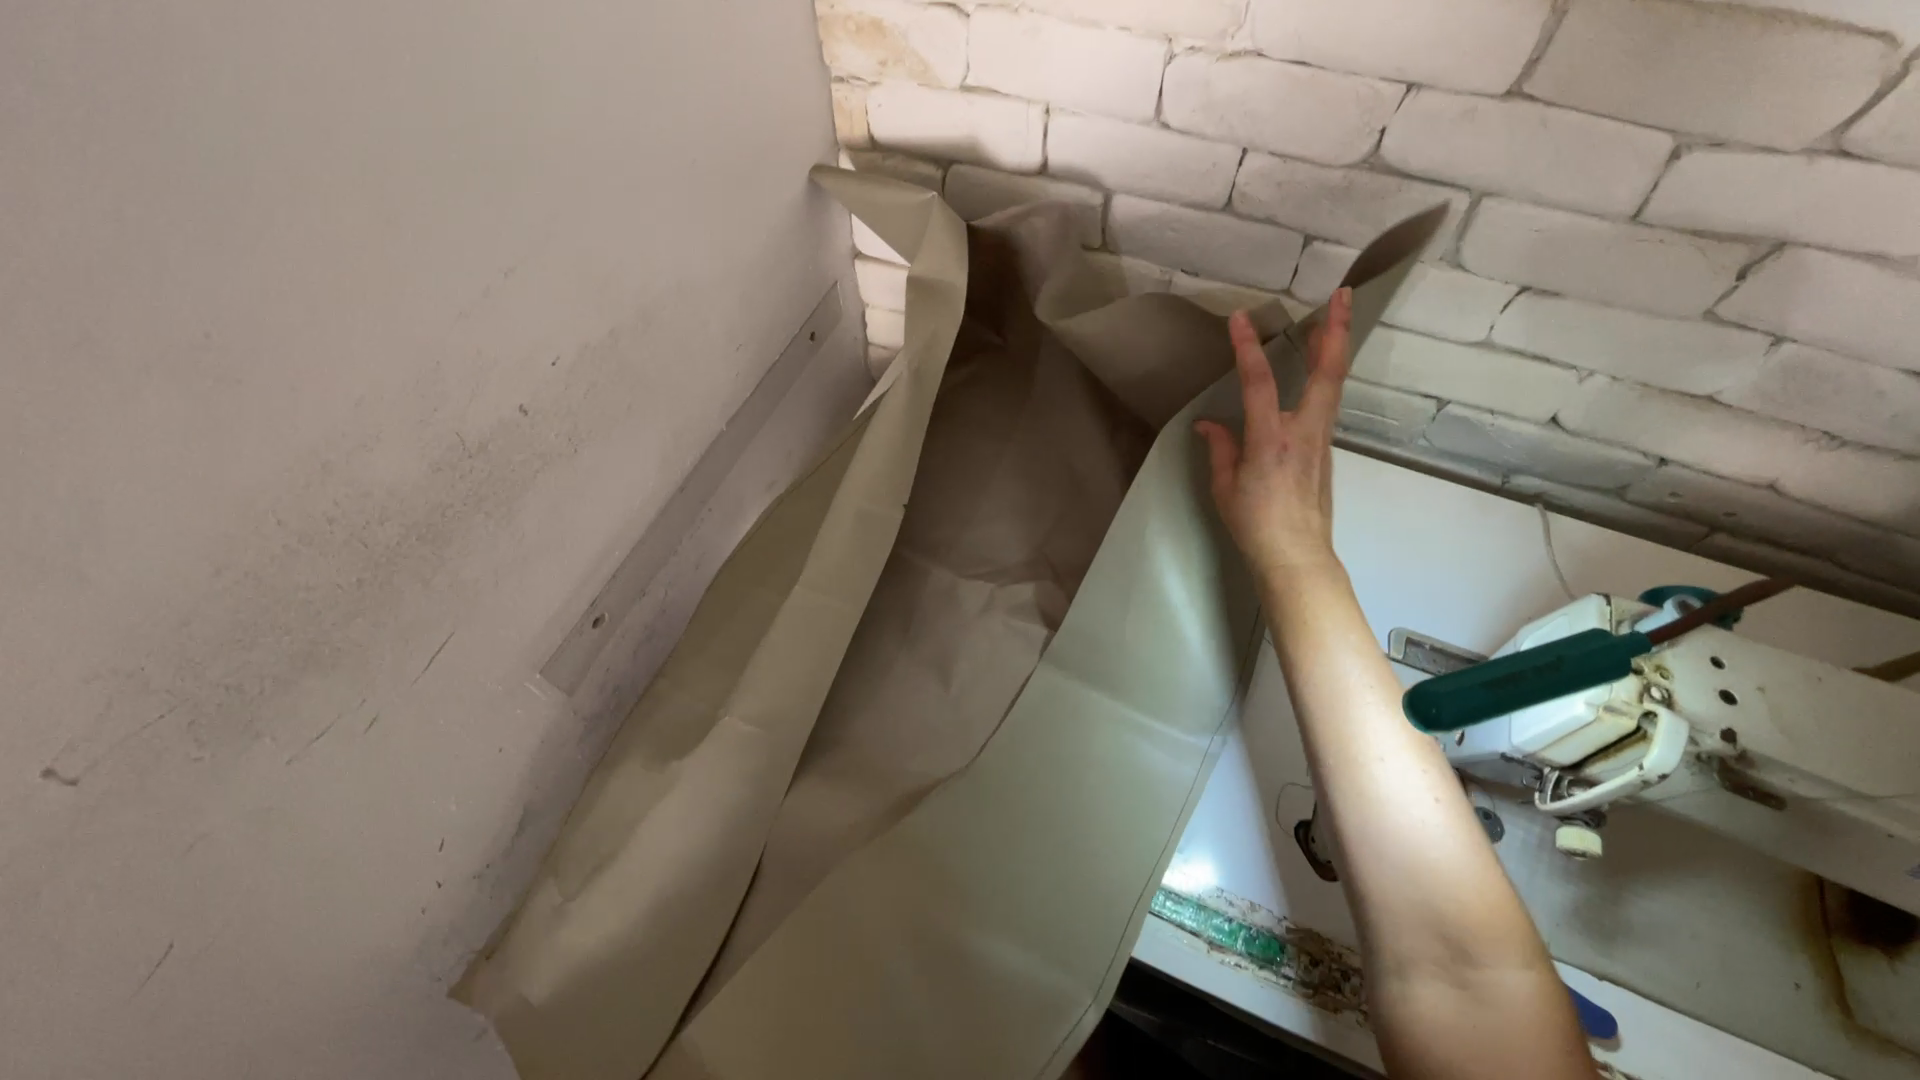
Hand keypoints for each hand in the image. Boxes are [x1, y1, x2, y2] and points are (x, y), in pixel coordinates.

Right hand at [1194, 287, 1352, 581]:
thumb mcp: (1224, 487)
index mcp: (1270, 441)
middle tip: (1342, 295)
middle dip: (1335, 331)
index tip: (1239, 319)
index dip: (1247, 349)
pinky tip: (1319, 367)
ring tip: (1333, 319)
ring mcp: (1320, 439)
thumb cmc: (1254, 524)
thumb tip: (1209, 424)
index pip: (1259, 384)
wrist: (1297, 555)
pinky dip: (1326, 375)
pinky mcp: (1325, 449)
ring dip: (1334, 348)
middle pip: (1327, 373)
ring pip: (1332, 384)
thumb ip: (1219, 448)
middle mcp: (1303, 432)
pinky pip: (1327, 402)